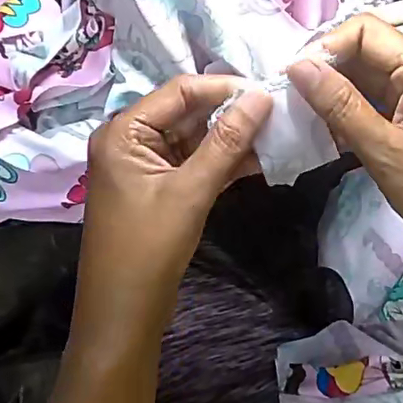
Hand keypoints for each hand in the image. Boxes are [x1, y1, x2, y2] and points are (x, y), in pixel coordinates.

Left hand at [78, 75, 272, 304]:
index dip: (223, 87)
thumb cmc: (148, 249)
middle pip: (187, 112)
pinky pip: (194, 162)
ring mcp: (145, 164)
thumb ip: (226, 142)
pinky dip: (223, 161)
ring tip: (277, 133)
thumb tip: (261, 97)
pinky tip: (260, 159)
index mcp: (124, 131)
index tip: (268, 91)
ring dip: (232, 138)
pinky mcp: (160, 187)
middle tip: (279, 111)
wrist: (123, 315)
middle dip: (232, 113)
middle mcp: (130, 140)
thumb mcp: (190, 192)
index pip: (179, 92)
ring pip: (195, 138)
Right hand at [288, 15, 402, 271]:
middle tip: (291, 94)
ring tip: (303, 112)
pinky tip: (327, 128)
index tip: (294, 75)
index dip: (326, 46)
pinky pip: (377, 98)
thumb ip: (338, 104)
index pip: (365, 30)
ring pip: (368, 75)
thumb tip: (296, 66)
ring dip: (335, 90)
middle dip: (327, 68)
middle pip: (366, 49)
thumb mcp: (382, 148)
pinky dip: (351, 108)